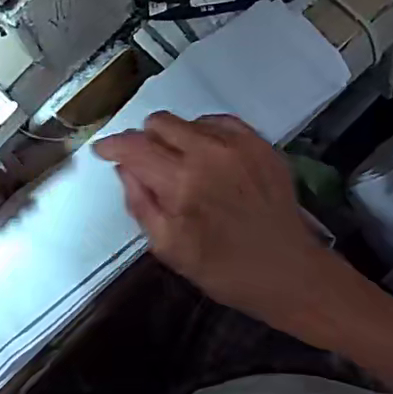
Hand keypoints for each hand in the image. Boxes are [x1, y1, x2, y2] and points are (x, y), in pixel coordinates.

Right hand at [94, 111, 344, 328]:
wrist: (289, 273)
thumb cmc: (223, 269)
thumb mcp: (168, 247)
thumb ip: (140, 203)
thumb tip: (124, 168)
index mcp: (182, 183)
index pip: (134, 146)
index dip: (112, 145)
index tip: (103, 150)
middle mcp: (209, 154)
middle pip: (159, 123)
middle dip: (143, 140)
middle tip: (145, 164)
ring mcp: (240, 145)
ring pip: (187, 120)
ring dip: (174, 138)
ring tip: (180, 165)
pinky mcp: (261, 144)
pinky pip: (219, 122)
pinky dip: (204, 134)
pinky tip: (207, 157)